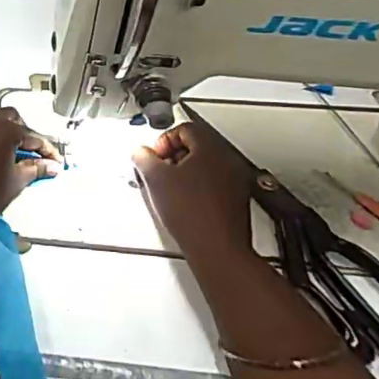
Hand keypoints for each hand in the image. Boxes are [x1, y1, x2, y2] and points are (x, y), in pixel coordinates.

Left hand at [0, 108, 60, 227]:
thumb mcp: (18, 181)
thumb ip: (36, 168)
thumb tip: (49, 166)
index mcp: (3, 131)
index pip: (32, 135)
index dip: (47, 149)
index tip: (53, 161)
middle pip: (11, 119)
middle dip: (24, 133)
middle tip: (34, 153)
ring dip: (4, 138)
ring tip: (13, 160)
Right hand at [131, 114, 257, 253]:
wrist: (216, 248)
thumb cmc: (192, 213)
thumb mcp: (155, 178)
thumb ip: (143, 158)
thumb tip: (141, 153)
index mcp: (210, 149)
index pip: (184, 129)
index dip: (163, 141)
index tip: (154, 155)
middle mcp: (227, 162)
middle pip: (195, 147)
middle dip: (173, 156)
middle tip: (159, 170)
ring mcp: (235, 182)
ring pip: (204, 167)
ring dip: (185, 173)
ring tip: (169, 189)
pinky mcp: (236, 202)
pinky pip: (213, 185)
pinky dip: (197, 189)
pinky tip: (184, 203)